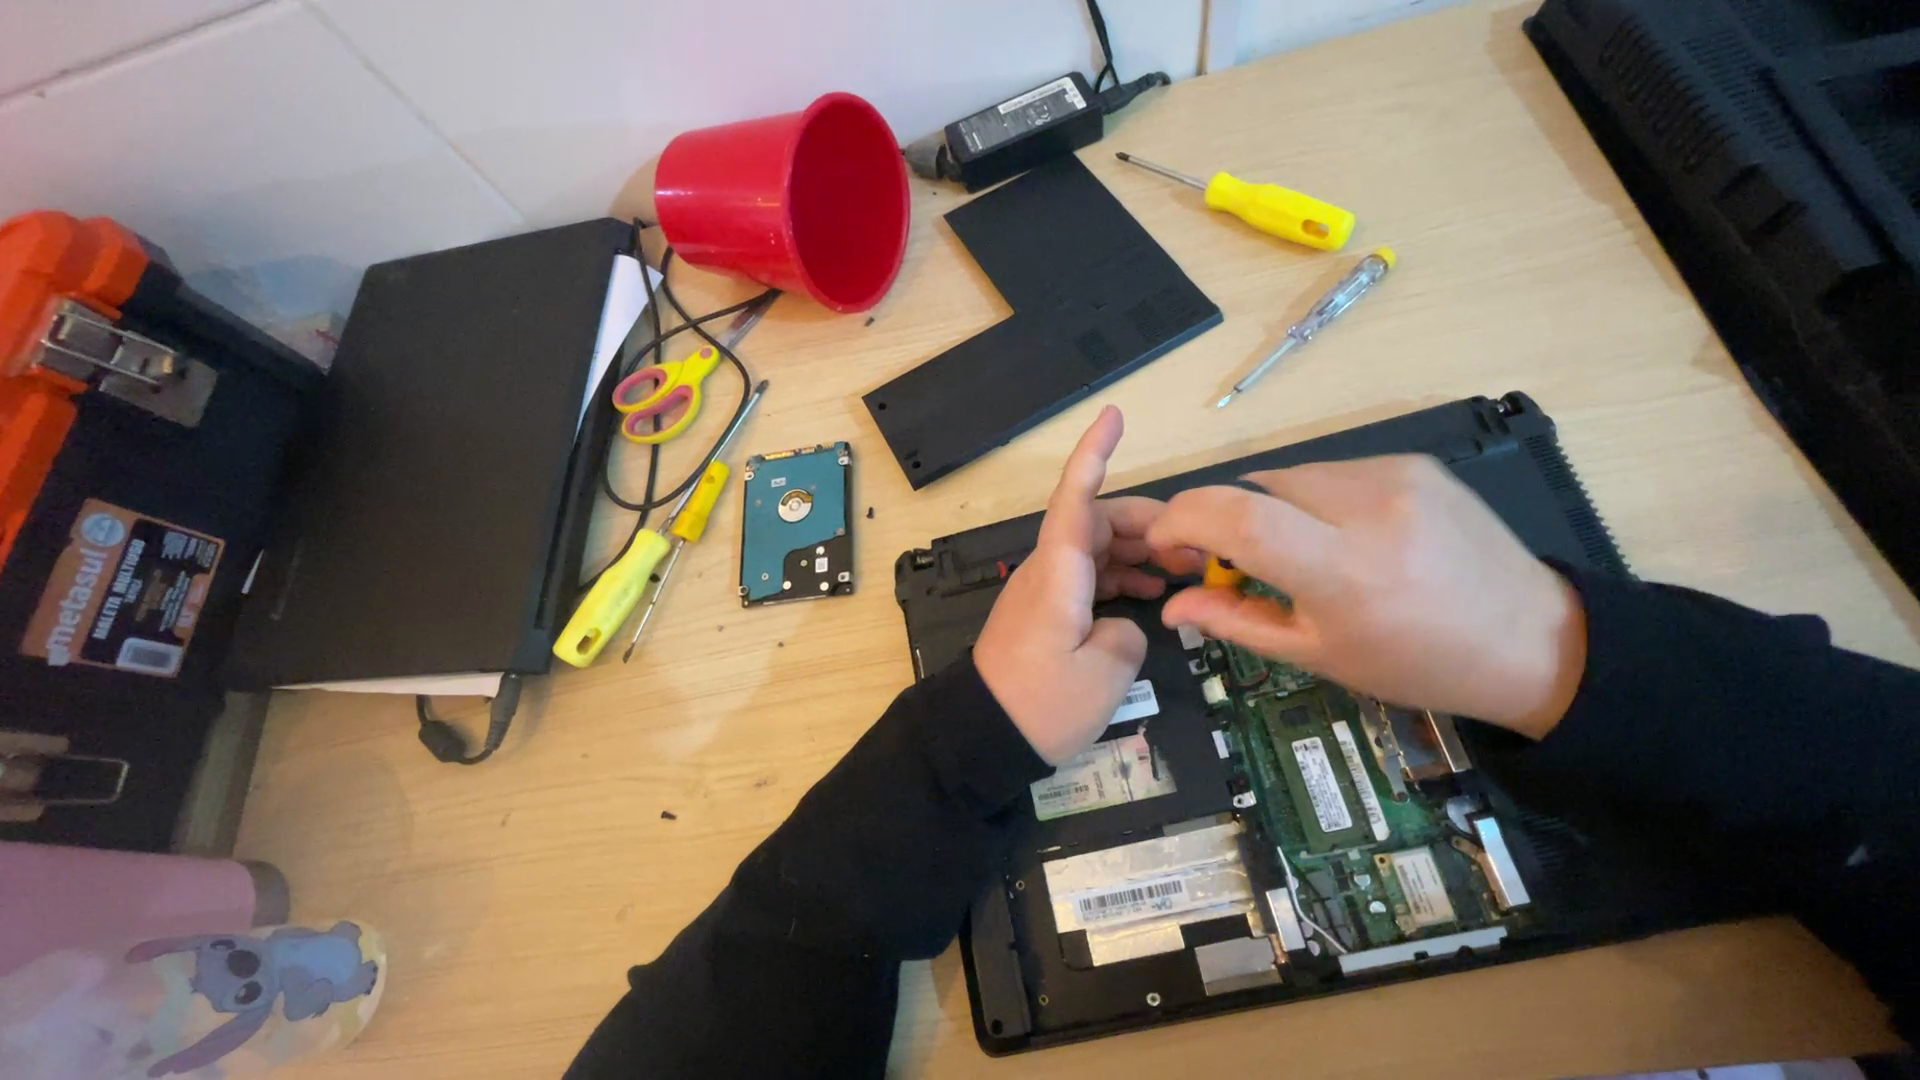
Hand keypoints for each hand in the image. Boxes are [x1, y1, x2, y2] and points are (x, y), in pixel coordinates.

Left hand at [975, 406, 1168, 763]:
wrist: (982, 736)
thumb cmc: (1041, 703)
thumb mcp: (1103, 675)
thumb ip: (1127, 636)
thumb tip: (1124, 624)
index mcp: (1059, 571)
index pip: (1076, 496)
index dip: (1093, 453)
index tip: (1113, 415)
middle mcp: (1049, 569)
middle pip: (1098, 521)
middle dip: (1148, 523)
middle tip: (1196, 548)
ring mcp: (1046, 591)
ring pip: (1097, 548)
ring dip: (1139, 552)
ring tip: (1186, 573)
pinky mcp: (1046, 614)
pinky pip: (1088, 578)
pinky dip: (1122, 578)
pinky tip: (1153, 597)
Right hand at [1146, 455, 1586, 738]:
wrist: (1533, 639)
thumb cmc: (1415, 662)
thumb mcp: (1318, 655)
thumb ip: (1236, 620)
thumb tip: (1172, 606)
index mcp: (1341, 569)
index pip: (1235, 515)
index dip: (1182, 518)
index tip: (1165, 543)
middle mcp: (1366, 507)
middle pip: (1254, 487)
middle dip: (1225, 518)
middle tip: (1228, 560)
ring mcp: (1395, 475)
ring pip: (1289, 475)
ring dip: (1270, 508)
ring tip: (1296, 551)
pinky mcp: (1414, 461)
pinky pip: (1332, 471)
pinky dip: (1313, 499)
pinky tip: (1341, 534)